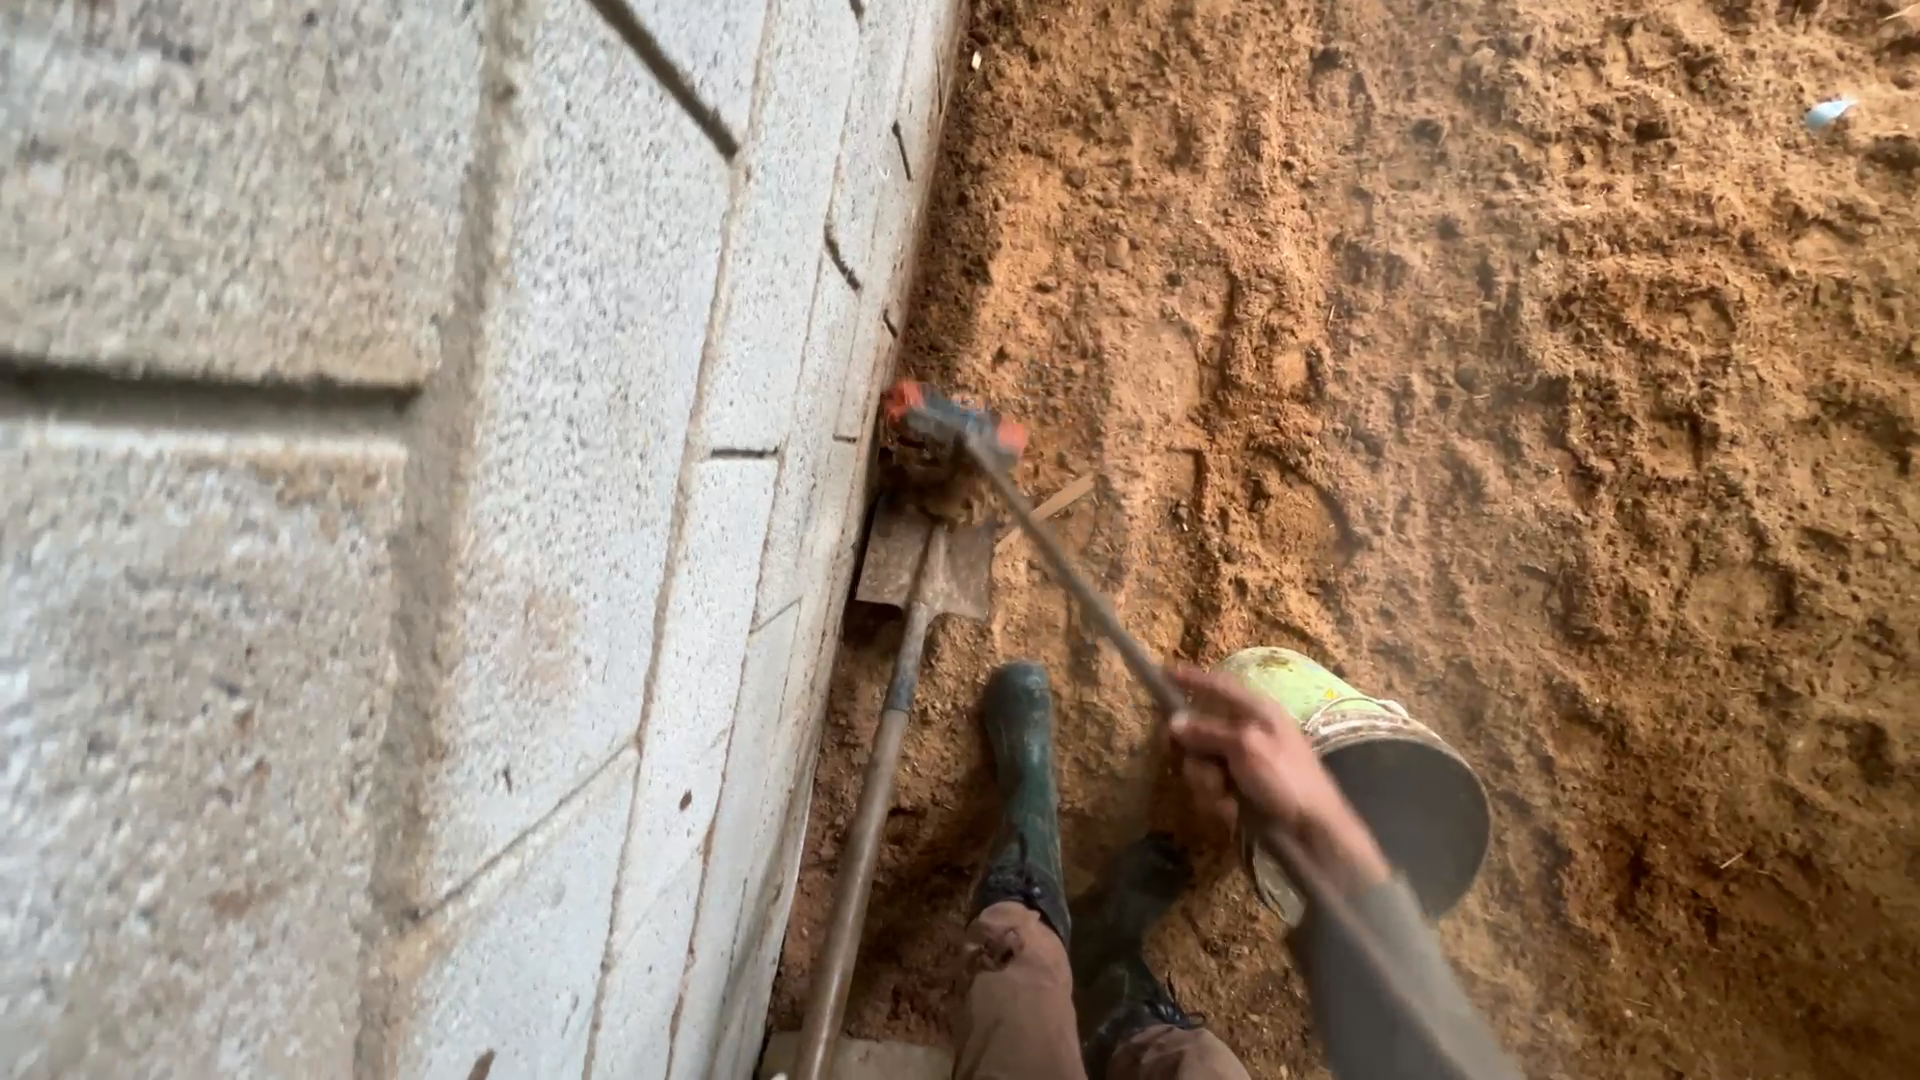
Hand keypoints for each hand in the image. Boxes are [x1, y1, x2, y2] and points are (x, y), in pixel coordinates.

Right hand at [1167, 664, 1391, 890]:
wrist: (1312, 833)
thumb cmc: (1286, 780)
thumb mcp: (1246, 747)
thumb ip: (1208, 731)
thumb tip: (1173, 722)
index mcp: (1257, 712)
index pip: (1219, 686)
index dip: (1193, 679)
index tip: (1165, 672)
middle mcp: (1246, 733)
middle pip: (1198, 729)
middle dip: (1193, 750)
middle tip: (1188, 758)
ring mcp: (1240, 763)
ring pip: (1198, 762)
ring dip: (1205, 780)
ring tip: (1222, 795)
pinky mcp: (1237, 790)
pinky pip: (1208, 787)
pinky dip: (1214, 799)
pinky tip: (1230, 809)